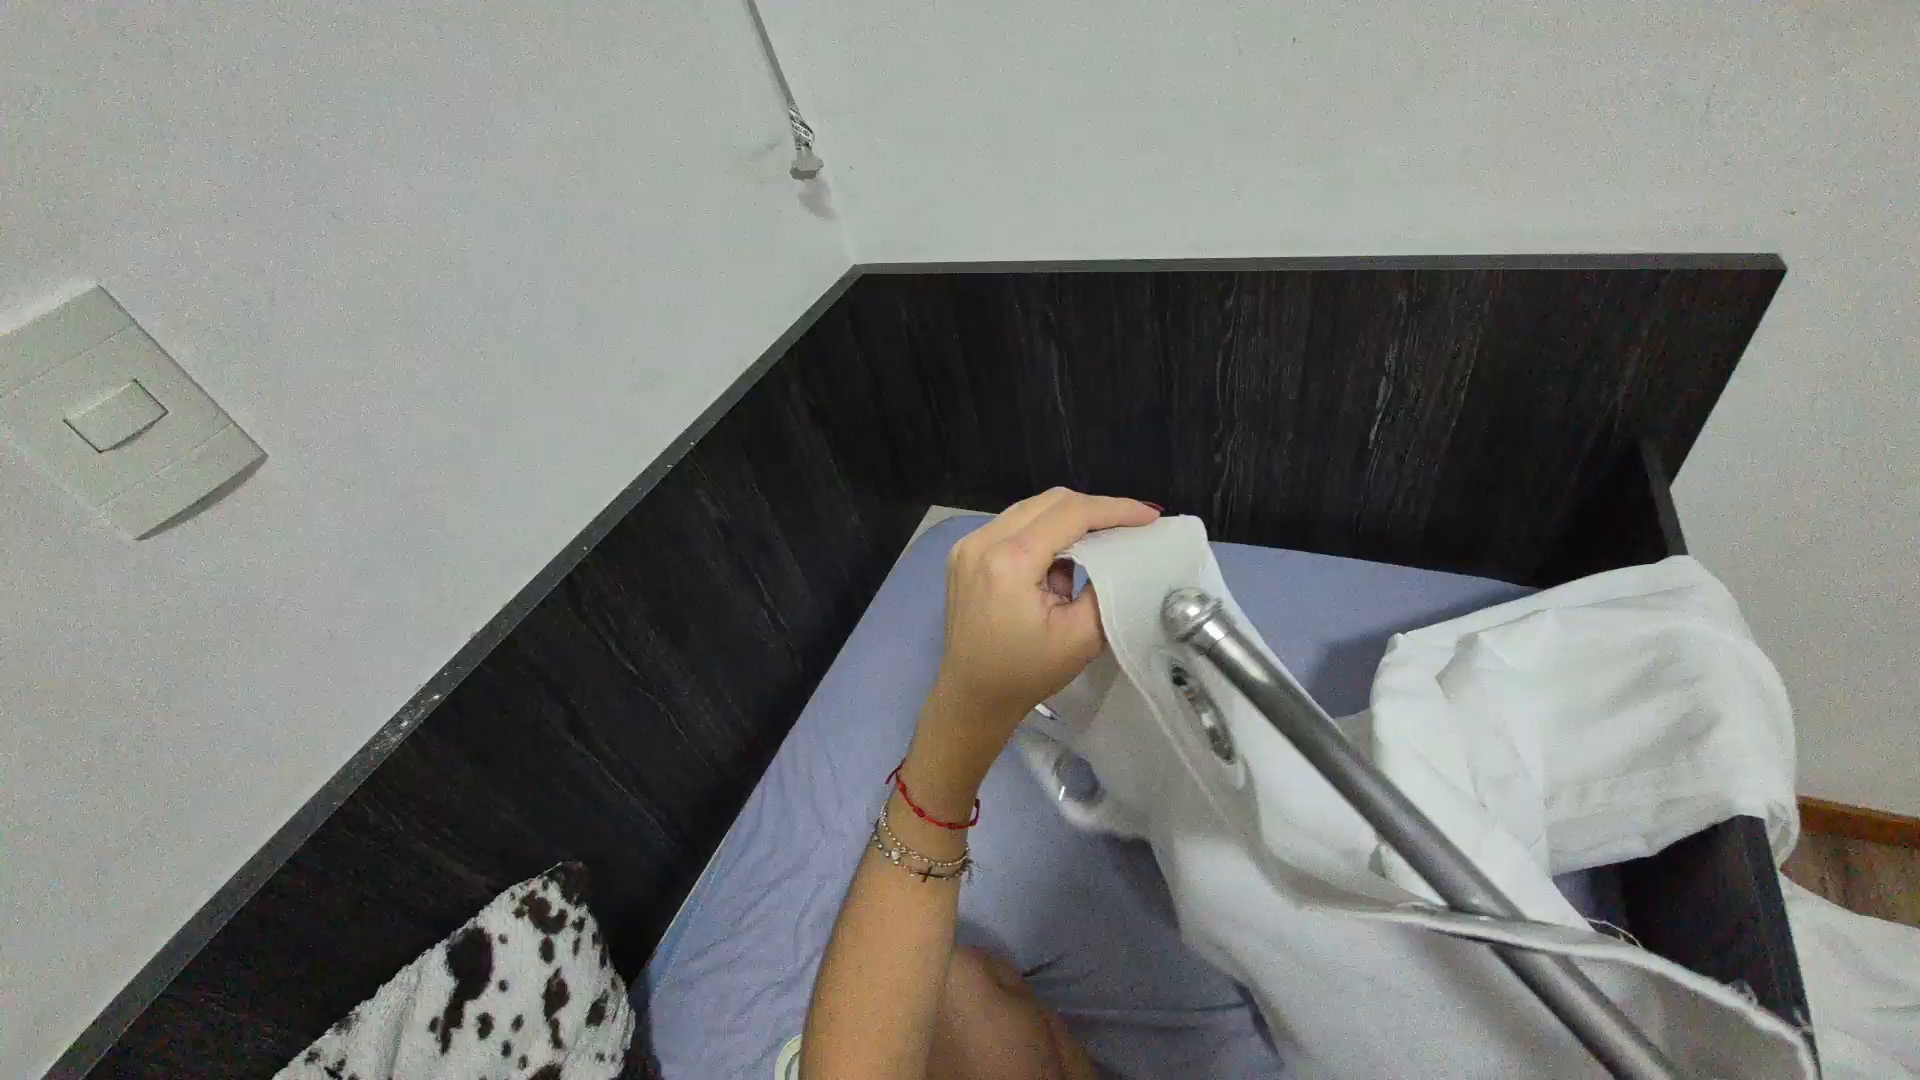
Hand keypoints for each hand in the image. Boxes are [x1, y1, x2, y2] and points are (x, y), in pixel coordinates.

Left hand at [904, 489, 1160, 804]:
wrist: (972, 695)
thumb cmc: (1026, 672)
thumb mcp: (1081, 636)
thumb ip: (1107, 587)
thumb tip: (1121, 552)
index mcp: (1008, 561)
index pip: (1070, 514)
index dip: (1115, 509)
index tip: (1149, 516)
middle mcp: (982, 542)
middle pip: (1049, 501)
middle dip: (1094, 509)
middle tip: (1130, 525)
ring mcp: (967, 545)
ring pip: (1030, 509)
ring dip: (1068, 519)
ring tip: (1101, 541)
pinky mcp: (964, 553)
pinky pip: (1012, 525)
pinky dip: (1043, 532)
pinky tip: (1063, 558)